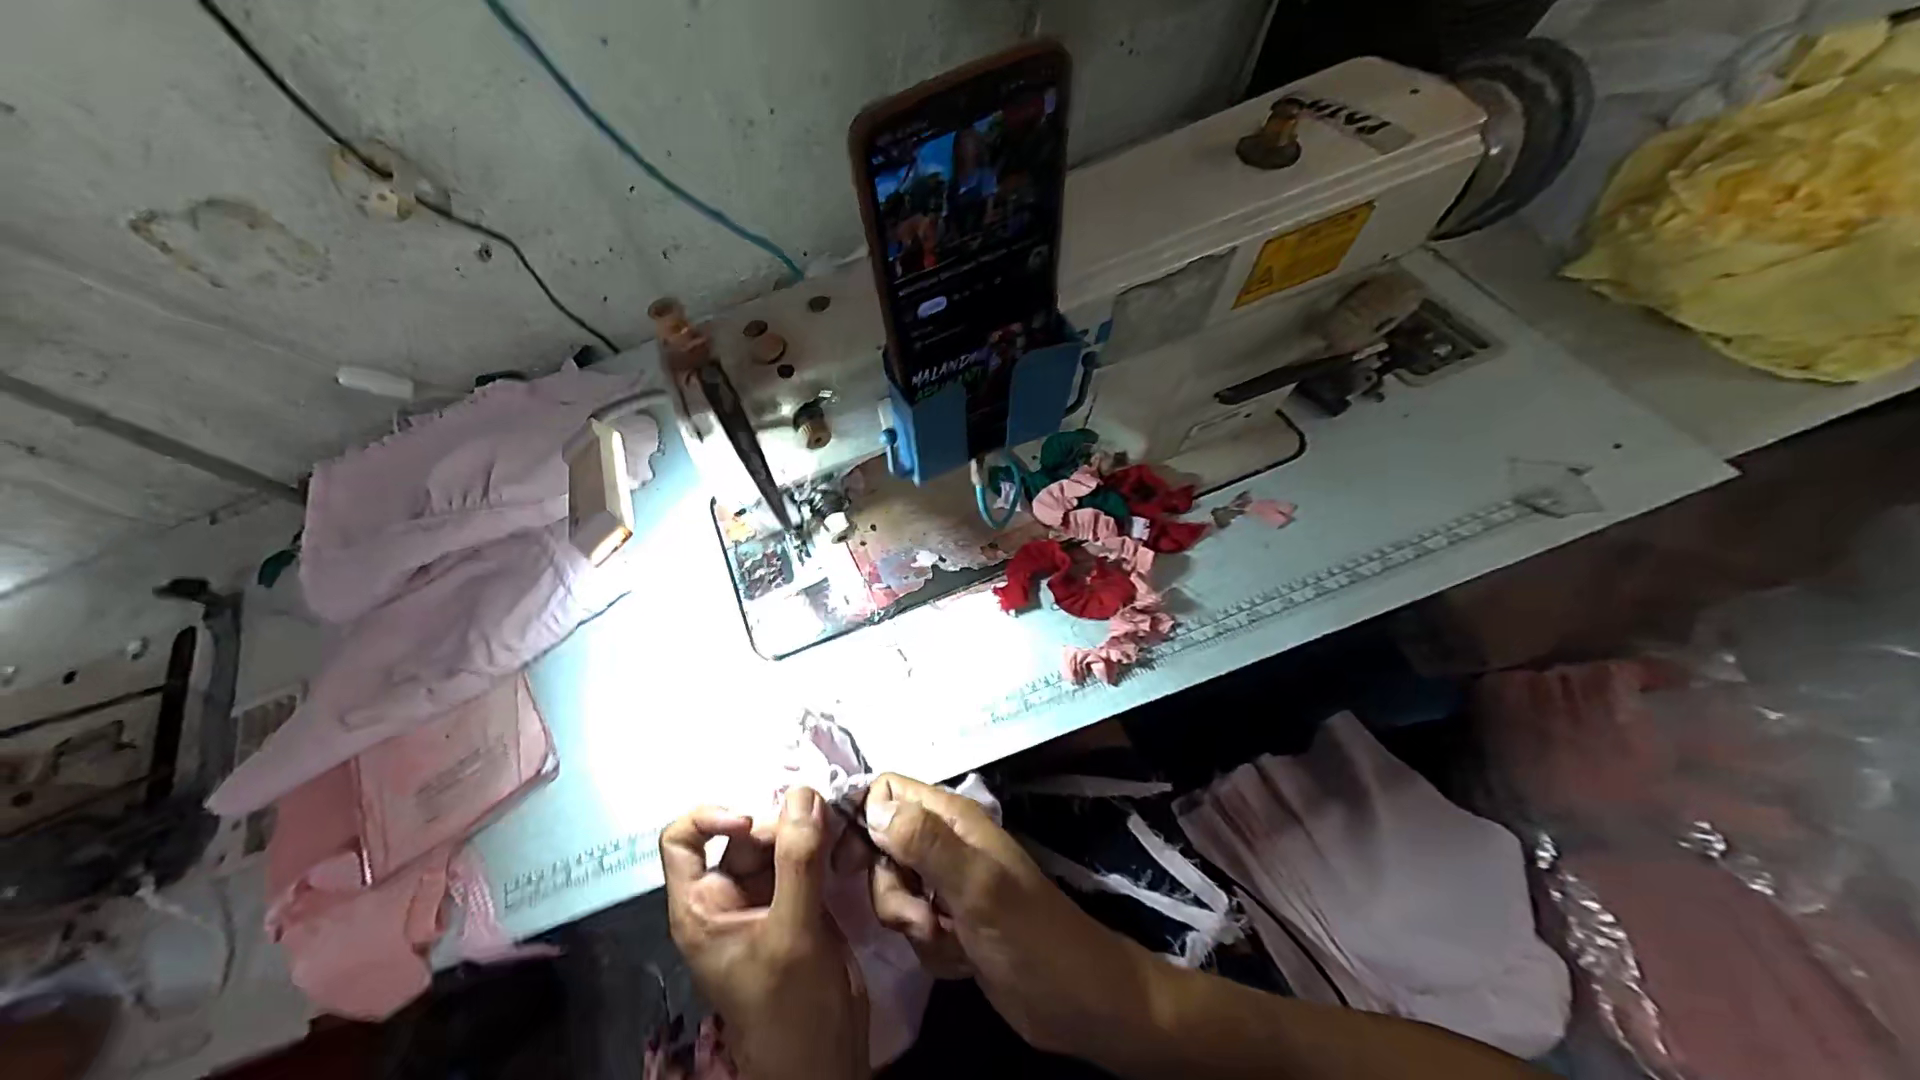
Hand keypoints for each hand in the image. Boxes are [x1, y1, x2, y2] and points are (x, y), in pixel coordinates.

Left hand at [661, 787, 868, 1079]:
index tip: (752, 819)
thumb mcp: (791, 934)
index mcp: (701, 906)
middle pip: (742, 833)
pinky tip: (841, 837)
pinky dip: (820, 840)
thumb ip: (797, 862)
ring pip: (777, 839)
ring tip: (834, 821)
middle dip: (776, 821)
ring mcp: (765, 898)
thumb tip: (804, 792)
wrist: (826, 1059)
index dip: (710, 817)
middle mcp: (728, 896)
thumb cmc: (790, 1009)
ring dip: (804, 826)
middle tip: (816, 821)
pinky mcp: (799, 900)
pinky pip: (804, 855)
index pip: (682, 840)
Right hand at [860, 773, 1154, 1056]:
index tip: (854, 865)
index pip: (887, 793)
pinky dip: (929, 948)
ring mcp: (945, 884)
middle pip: (881, 847)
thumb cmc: (1029, 934)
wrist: (1074, 1000)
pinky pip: (910, 927)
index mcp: (952, 817)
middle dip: (891, 888)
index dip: (864, 822)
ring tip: (947, 939)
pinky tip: (961, 958)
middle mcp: (944, 843)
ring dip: (911, 923)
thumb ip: (926, 843)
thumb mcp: (976, 885)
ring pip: (892, 891)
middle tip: (921, 915)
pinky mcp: (947, 922)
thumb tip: (873, 806)